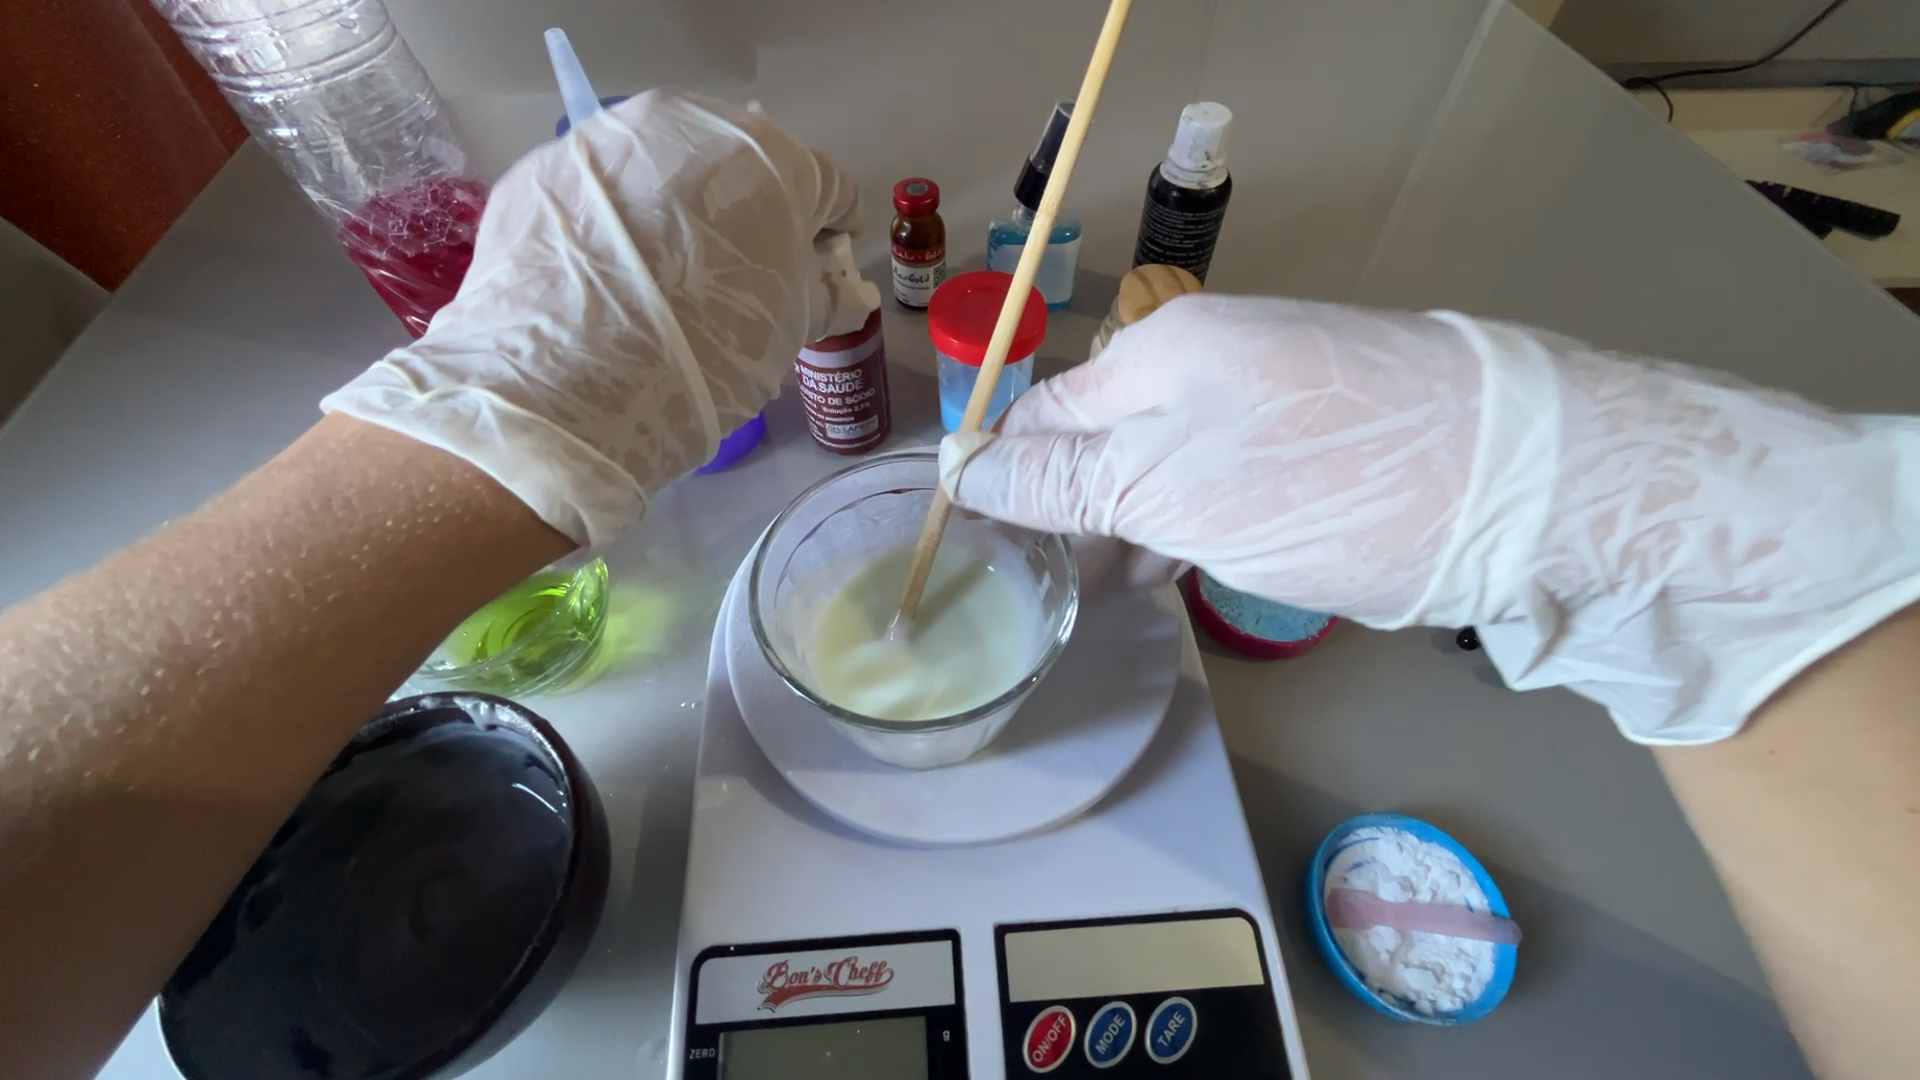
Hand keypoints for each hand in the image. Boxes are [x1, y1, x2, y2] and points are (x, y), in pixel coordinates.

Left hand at [323, 91, 876, 545]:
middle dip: (765, 221)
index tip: (822, 274)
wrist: (572, 386)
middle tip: (752, 281)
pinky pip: (619, 191)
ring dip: (698, 217)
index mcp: (775, 162)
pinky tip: (625, 279)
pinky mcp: (553, 165)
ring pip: (682, 173)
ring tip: (682, 281)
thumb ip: (827, 298)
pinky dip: (634, 225)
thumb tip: (844, 292)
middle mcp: (694, 124)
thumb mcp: (791, 332)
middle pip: (754, 169)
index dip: (835, 237)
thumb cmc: (714, 353)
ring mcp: (614, 136)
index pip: (831, 187)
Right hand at [940, 294, 1919, 743]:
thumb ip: (1066, 483)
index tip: (990, 550)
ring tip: (1115, 587)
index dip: (1005, 481)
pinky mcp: (1307, 440)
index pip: (1042, 416)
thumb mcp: (1176, 491)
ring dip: (1125, 523)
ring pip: (1155, 463)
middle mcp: (1204, 362)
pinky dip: (1183, 523)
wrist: (1542, 489)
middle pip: (1098, 438)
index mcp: (1159, 356)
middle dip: (1068, 509)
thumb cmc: (1331, 488)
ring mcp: (1260, 399)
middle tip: (1057, 585)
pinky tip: (1178, 566)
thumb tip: (964, 475)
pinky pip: (1212, 478)